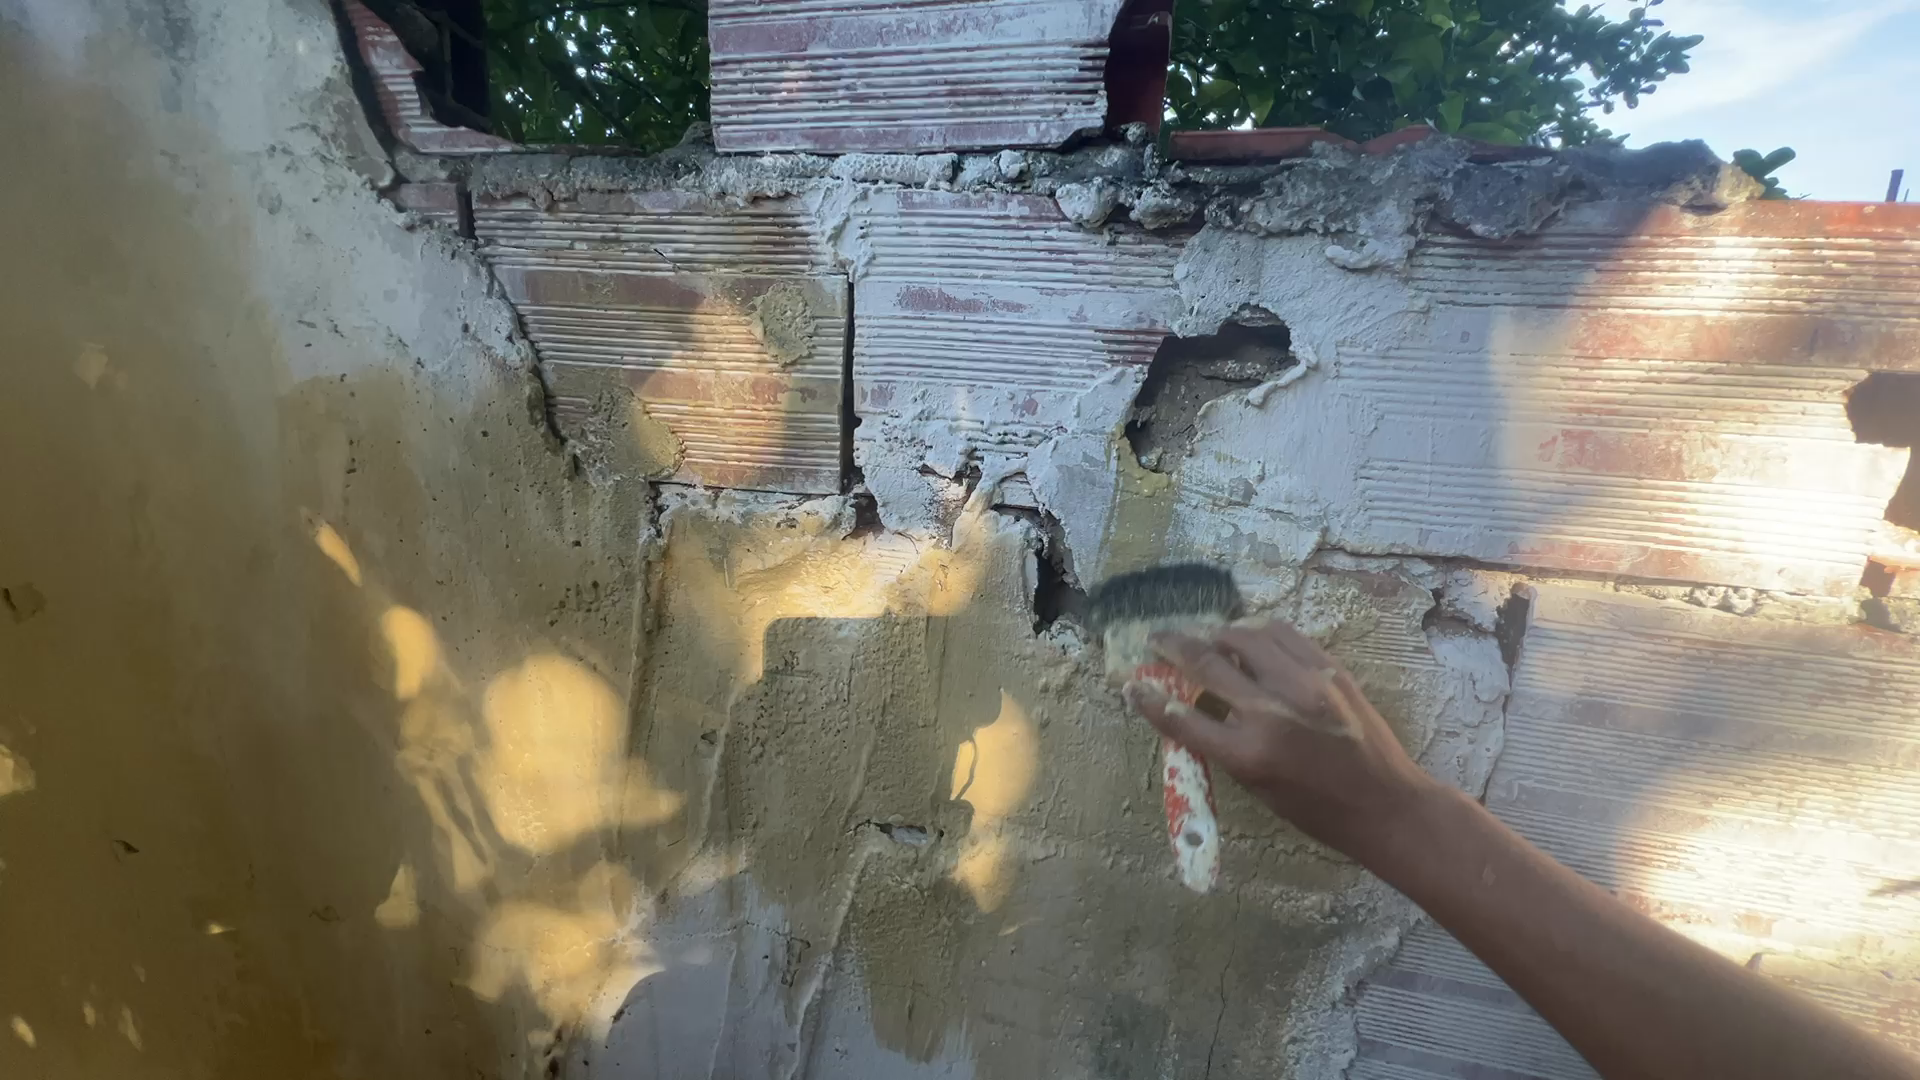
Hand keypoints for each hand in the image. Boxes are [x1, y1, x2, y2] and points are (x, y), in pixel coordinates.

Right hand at [1122, 618, 1435, 852]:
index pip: (1182, 717)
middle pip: (1206, 662)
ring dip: (1217, 634)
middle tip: (1156, 638)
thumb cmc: (1316, 810)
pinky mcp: (1329, 670)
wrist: (1389, 805)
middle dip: (1172, 645)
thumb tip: (1187, 707)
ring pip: (1244, 635)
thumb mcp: (1256, 788)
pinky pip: (1282, 633)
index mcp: (1249, 754)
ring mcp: (1304, 685)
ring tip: (1208, 639)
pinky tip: (1249, 638)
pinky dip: (1257, 631)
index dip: (1149, 700)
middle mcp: (1272, 712)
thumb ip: (1220, 744)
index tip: (1131, 683)